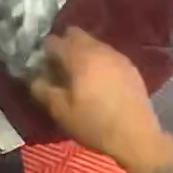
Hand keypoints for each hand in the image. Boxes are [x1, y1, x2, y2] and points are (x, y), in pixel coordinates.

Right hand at [30, 27, 167, 168]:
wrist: (138, 138)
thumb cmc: (95, 124)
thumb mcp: (60, 111)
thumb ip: (42, 89)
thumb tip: (34, 77)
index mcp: (78, 56)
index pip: (52, 41)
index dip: (44, 54)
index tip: (44, 70)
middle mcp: (98, 49)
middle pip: (74, 34)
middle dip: (64, 46)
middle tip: (61, 69)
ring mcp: (116, 55)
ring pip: (92, 42)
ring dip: (82, 52)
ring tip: (81, 76)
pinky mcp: (129, 66)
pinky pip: (107, 54)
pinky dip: (99, 61)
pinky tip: (100, 82)